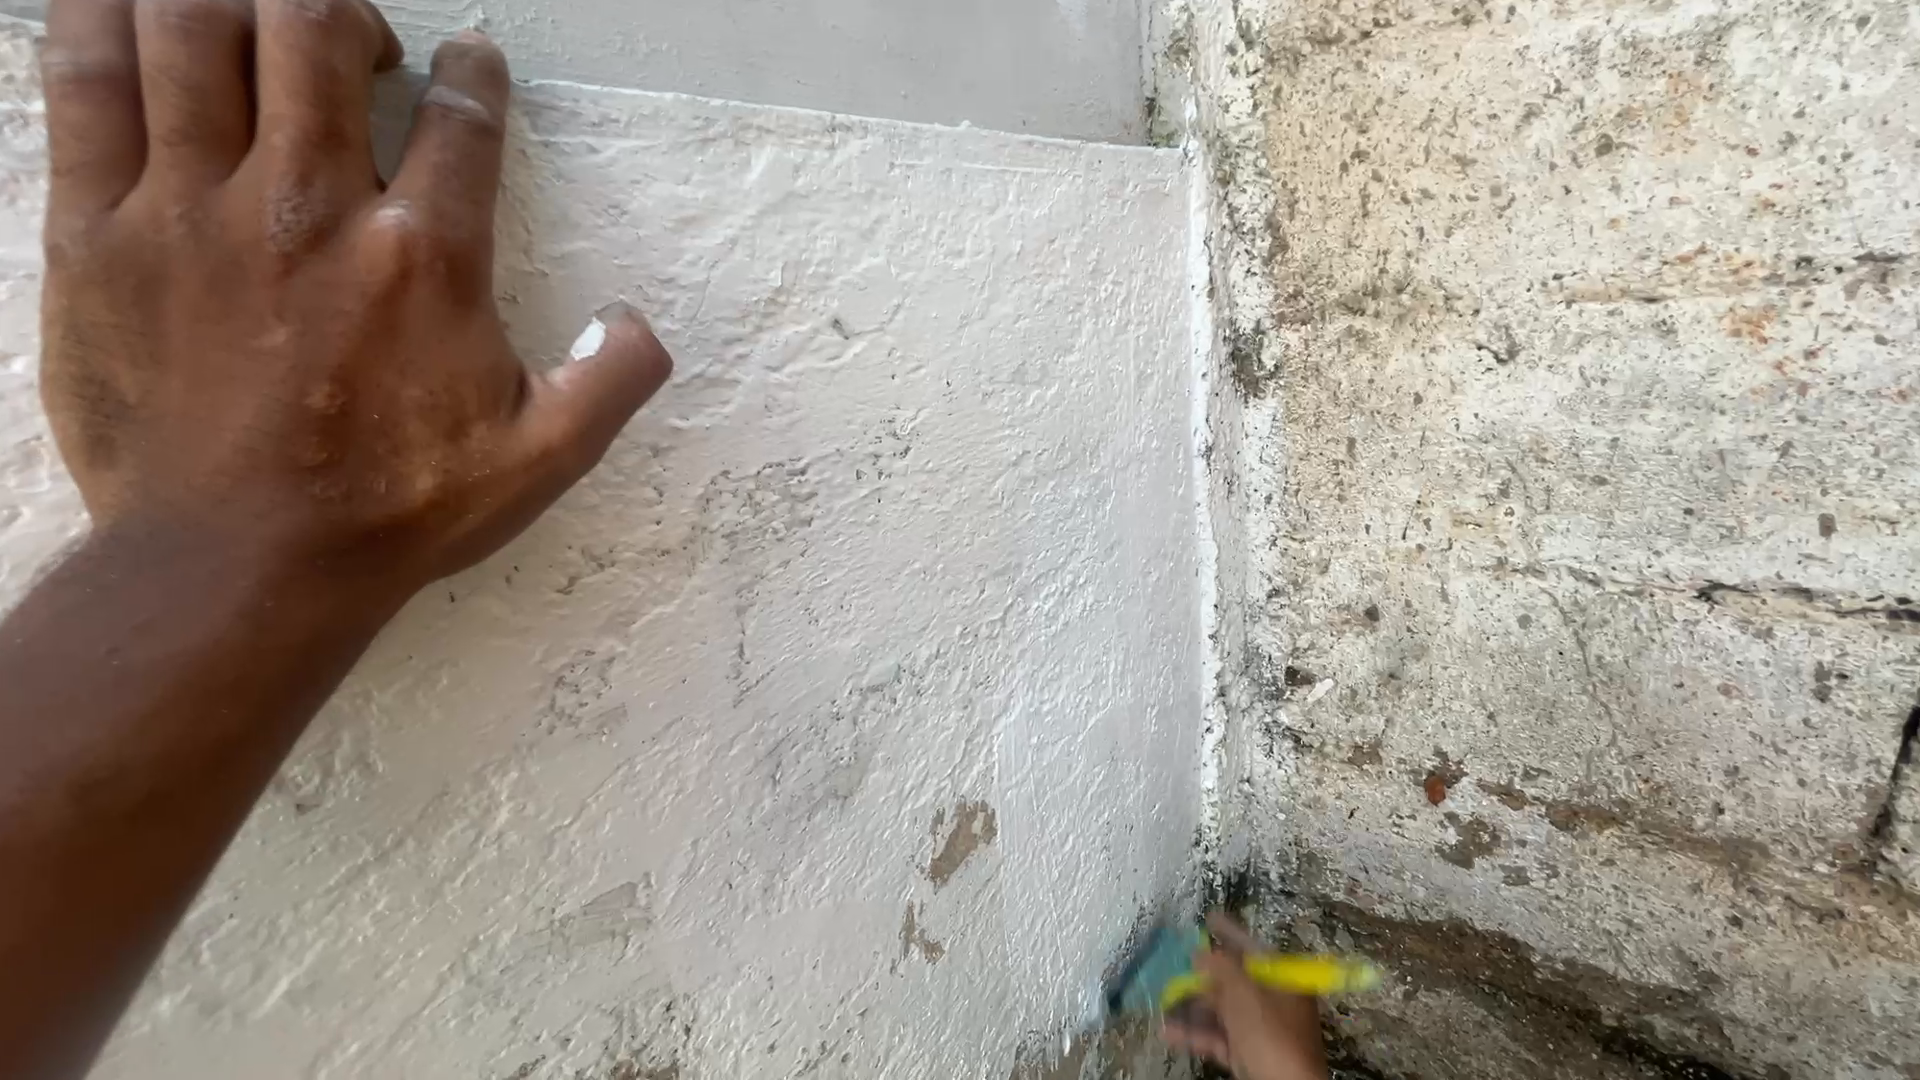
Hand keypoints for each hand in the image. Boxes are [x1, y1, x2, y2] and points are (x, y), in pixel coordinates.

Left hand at [38, 0, 671, 603]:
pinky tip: (134, 11)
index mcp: (427, 261)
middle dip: (348, 16)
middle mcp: (311, 209)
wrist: (248, 561)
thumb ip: (614, 381)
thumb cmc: (407, 506)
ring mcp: (192, 209)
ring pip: (192, 29)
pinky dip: (105, 19)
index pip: (459, 124)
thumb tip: (635, 320)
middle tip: (366, 47)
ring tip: (268, 26)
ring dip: (239, 2)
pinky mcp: (96, 229)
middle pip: (313, 35)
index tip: (476, 64)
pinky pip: (84, 78)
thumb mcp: (549, 457)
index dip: (475, 77)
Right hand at [1162, 912, 1330, 1079]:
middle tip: (1173, 965)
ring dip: (1190, 1007)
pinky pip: (1217, 1037)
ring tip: (1161, 1003)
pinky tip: (1167, 1031)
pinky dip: (1194, 1033)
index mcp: (1282, 981)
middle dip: (1199, 976)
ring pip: (1220, 1010)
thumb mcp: (1244, 991)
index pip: (1253, 948)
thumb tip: (1199, 954)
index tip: (1208, 916)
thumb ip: (1220, 966)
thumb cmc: (1269, 1032)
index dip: (1229, 931)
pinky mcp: (1246, 1054)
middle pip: (1232, 981)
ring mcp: (1259, 1030)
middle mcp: (1273, 1003)